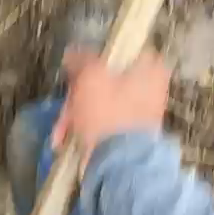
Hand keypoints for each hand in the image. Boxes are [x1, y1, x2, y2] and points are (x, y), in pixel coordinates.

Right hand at [52, 50, 170, 158]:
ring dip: (76, 115)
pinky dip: (86, 129)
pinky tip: (67, 140)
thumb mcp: (89, 77)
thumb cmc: (107, 114)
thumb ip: (81, 59)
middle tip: (67, 105)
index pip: (120, 50)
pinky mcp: (132, 135)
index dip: (94, 58)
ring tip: (61, 131)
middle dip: (78, 95)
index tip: (76, 70)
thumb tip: (73, 52)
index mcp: (150, 67)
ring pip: (101, 103)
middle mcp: (152, 88)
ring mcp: (143, 113)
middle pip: (106, 80)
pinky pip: (105, 123)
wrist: (120, 164)